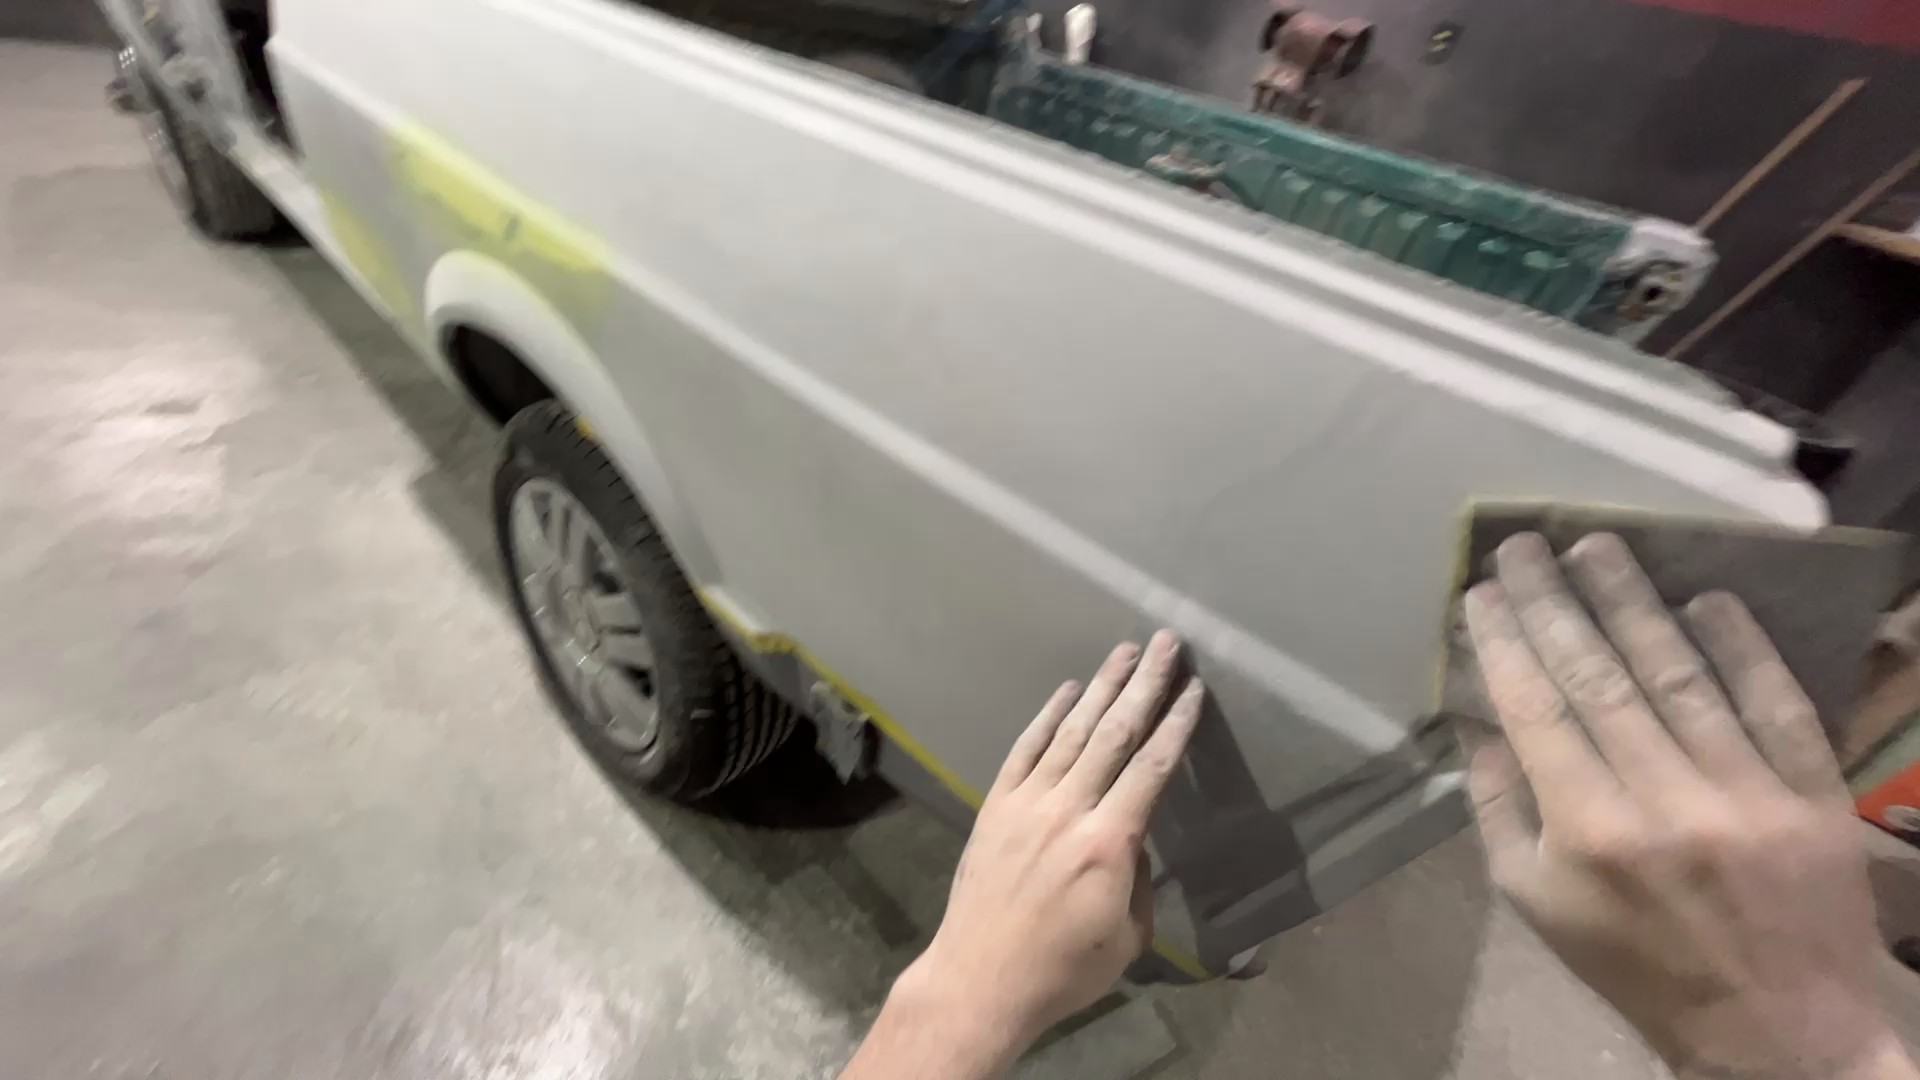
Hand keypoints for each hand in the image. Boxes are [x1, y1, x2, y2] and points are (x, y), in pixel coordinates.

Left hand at [841, 631, 1203, 1079]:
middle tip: (1164, 643)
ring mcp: (1028, 800)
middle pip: (1115, 734)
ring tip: (1124, 651)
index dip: (1175, 725)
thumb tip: (1133, 832)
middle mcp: (1069, 808)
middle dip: (1145, 684)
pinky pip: (1026, 747)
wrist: (981, 978)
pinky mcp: (997, 802)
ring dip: (1101, 688)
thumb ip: (1138, 874)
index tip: (1192, 689)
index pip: (1151, 768)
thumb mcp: (1127, 936)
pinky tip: (1067, 689)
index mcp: (1109, 843)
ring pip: (1072, 731)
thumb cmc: (1064, 969)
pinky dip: (1047, 715)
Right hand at [1462, 532, 1912, 1079]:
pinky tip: (1711, 601)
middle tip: (1526, 545)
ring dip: (1635, 605)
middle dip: (1555, 603)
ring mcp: (1747, 796)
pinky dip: (1746, 652)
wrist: (1782, 1034)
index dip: (1504, 641)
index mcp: (1584, 826)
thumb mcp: (1526, 891)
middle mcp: (1663, 800)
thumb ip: (1498, 803)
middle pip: (1599, 678)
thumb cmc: (1626, 957)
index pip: (1534, 708)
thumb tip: (1482, 722)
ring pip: (1681, 679)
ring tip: (1599, 548)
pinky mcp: (1815, 803)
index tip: (1483, 591)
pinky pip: (1779, 712)